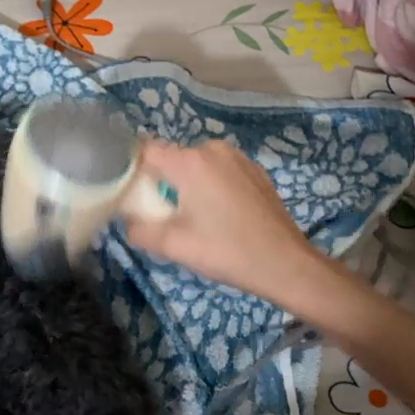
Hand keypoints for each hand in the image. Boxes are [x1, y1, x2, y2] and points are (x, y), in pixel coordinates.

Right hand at [124, 140, 331, 303]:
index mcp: (189, 162)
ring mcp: (237, 157)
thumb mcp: (174, 246)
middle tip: (166, 213)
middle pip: (172, 157)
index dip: (134, 170)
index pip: (145, 152)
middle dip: (163, 181)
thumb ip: (139, 230)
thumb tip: (127, 221)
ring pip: (197, 163)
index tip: (134, 196)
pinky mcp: (255, 169)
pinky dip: (213, 184)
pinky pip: (220, 169)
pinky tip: (222, 213)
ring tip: (196, 215)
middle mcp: (211, 149)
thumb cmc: (227, 252)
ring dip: (189, 183)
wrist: (287, 265)